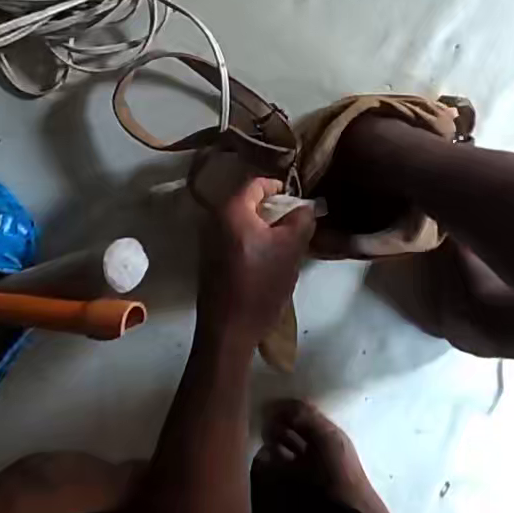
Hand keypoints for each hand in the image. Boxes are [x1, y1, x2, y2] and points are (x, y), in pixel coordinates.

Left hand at [199, 176, 316, 341]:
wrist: (229, 329)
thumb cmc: (260, 284)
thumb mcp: (290, 249)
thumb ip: (301, 221)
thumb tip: (305, 207)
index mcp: (231, 211)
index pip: (256, 183)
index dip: (279, 187)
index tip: (298, 201)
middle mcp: (214, 220)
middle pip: (248, 203)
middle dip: (274, 210)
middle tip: (296, 223)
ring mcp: (208, 242)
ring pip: (242, 223)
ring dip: (264, 228)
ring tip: (285, 244)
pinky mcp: (210, 261)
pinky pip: (234, 239)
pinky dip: (252, 242)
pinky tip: (268, 261)